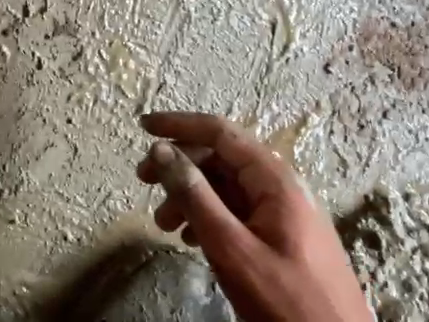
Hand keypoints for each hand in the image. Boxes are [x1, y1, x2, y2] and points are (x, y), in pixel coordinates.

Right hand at [137, 112, 371, 321]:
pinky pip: (238, 212)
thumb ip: (195, 195)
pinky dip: (209, 217)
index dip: (179, 124)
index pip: (220, 133)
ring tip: (164, 224)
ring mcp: (286, 216)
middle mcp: (283, 189)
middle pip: (221, 158)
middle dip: (179, 166)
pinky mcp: (285, 241)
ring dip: (190, 196)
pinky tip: (191, 240)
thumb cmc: (286, 304)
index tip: (142, 127)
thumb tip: (161, 150)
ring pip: (227, 187)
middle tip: (143, 181)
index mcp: (276, 181)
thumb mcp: (232, 249)